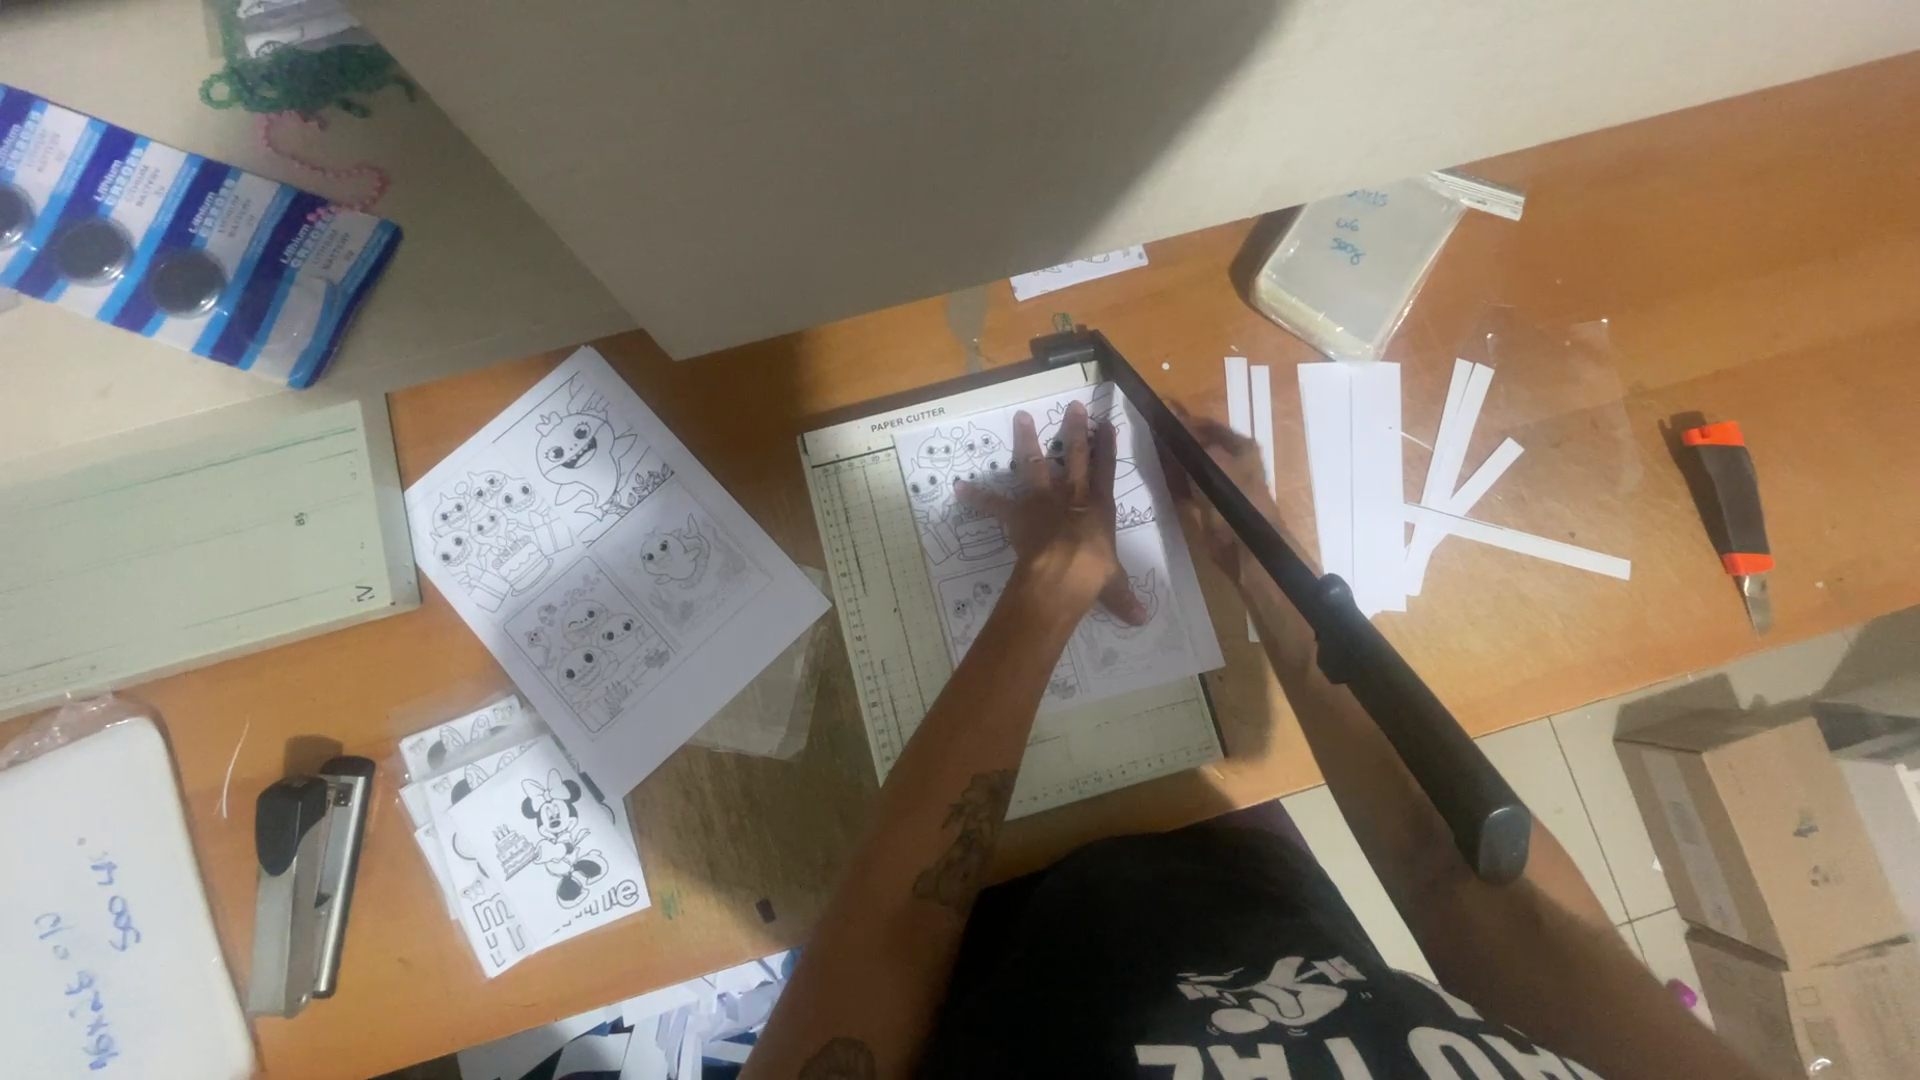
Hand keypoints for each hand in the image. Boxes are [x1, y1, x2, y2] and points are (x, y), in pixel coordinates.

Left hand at [954, 400, 1146, 624]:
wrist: (1063, 573)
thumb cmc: (1094, 573)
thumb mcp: (1114, 584)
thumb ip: (1124, 598)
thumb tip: (1141, 620)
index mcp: (1100, 507)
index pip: (1106, 470)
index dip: (1107, 447)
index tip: (1106, 424)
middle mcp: (1072, 495)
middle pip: (1075, 456)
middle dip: (1075, 430)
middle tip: (1074, 405)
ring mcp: (1043, 501)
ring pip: (1036, 464)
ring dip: (1028, 441)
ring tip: (1021, 417)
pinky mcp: (1018, 514)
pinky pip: (995, 505)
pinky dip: (977, 497)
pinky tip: (960, 488)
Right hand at [1160, 403, 1296, 590]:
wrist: (1244, 548)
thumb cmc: (1234, 500)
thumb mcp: (1213, 463)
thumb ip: (1192, 441)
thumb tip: (1172, 416)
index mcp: (1240, 446)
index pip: (1206, 425)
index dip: (1183, 422)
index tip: (1155, 420)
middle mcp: (1232, 461)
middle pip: (1197, 446)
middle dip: (1175, 444)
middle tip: (1148, 440)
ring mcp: (1220, 483)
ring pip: (1190, 466)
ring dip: (1172, 464)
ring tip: (1150, 458)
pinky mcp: (1209, 503)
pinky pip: (1187, 487)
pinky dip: (1175, 483)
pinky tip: (1159, 480)